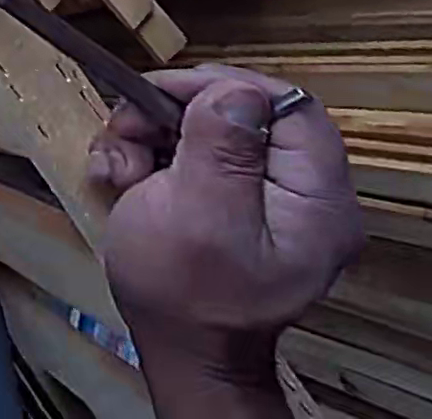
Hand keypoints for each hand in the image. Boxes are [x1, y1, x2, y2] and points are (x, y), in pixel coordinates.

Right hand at [88, 65, 361, 401]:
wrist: (175, 345)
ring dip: (142, 133)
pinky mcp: (218, 193)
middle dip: (166, 112)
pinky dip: (140, 152)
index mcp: (313, 197)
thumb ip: (222, 150)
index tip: (161, 93)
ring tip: (118, 167)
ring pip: (194, 123)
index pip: (286, 105)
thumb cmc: (185, 289)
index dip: (221, 86)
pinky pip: (177, 147)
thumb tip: (236, 90)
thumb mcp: (199, 216)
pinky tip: (119, 177)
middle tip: (125, 132)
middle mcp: (293, 188)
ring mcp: (253, 190)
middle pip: (232, 109)